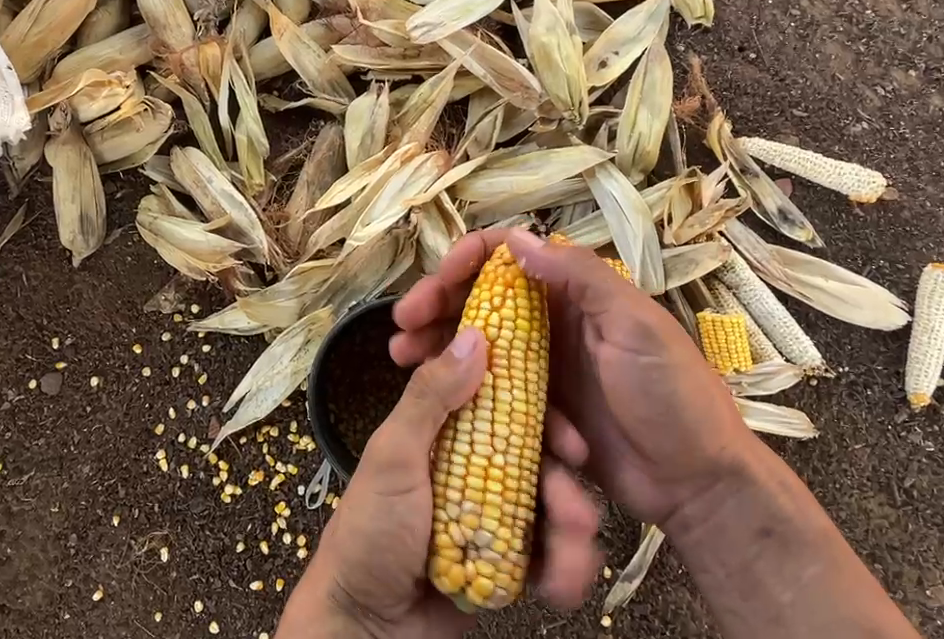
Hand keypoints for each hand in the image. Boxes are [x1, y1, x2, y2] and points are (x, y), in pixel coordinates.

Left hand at [277, 327, 604, 638]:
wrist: (366, 627)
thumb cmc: (369, 531)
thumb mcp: (394, 456)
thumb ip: (431, 398)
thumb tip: (474, 335)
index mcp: (444, 431)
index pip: (503, 404)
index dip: (543, 415)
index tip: (570, 437)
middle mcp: (471, 464)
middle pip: (539, 458)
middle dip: (565, 485)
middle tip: (577, 510)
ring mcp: (489, 513)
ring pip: (550, 507)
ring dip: (571, 532)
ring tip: (570, 561)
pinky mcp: (504, 560)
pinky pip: (546, 554)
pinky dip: (561, 568)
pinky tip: (559, 586)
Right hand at [390, 228, 756, 530]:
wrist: (697, 483)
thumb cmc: (672, 393)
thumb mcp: (634, 325)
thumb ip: (579, 278)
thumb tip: (518, 239)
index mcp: (574, 292)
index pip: (509, 257)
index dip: (467, 258)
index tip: (438, 280)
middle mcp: (550, 321)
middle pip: (479, 298)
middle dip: (437, 304)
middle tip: (402, 325)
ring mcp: (541, 365)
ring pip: (474, 343)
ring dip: (436, 345)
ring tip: (401, 357)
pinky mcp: (535, 407)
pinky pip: (489, 388)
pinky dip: (463, 389)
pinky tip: (438, 399)